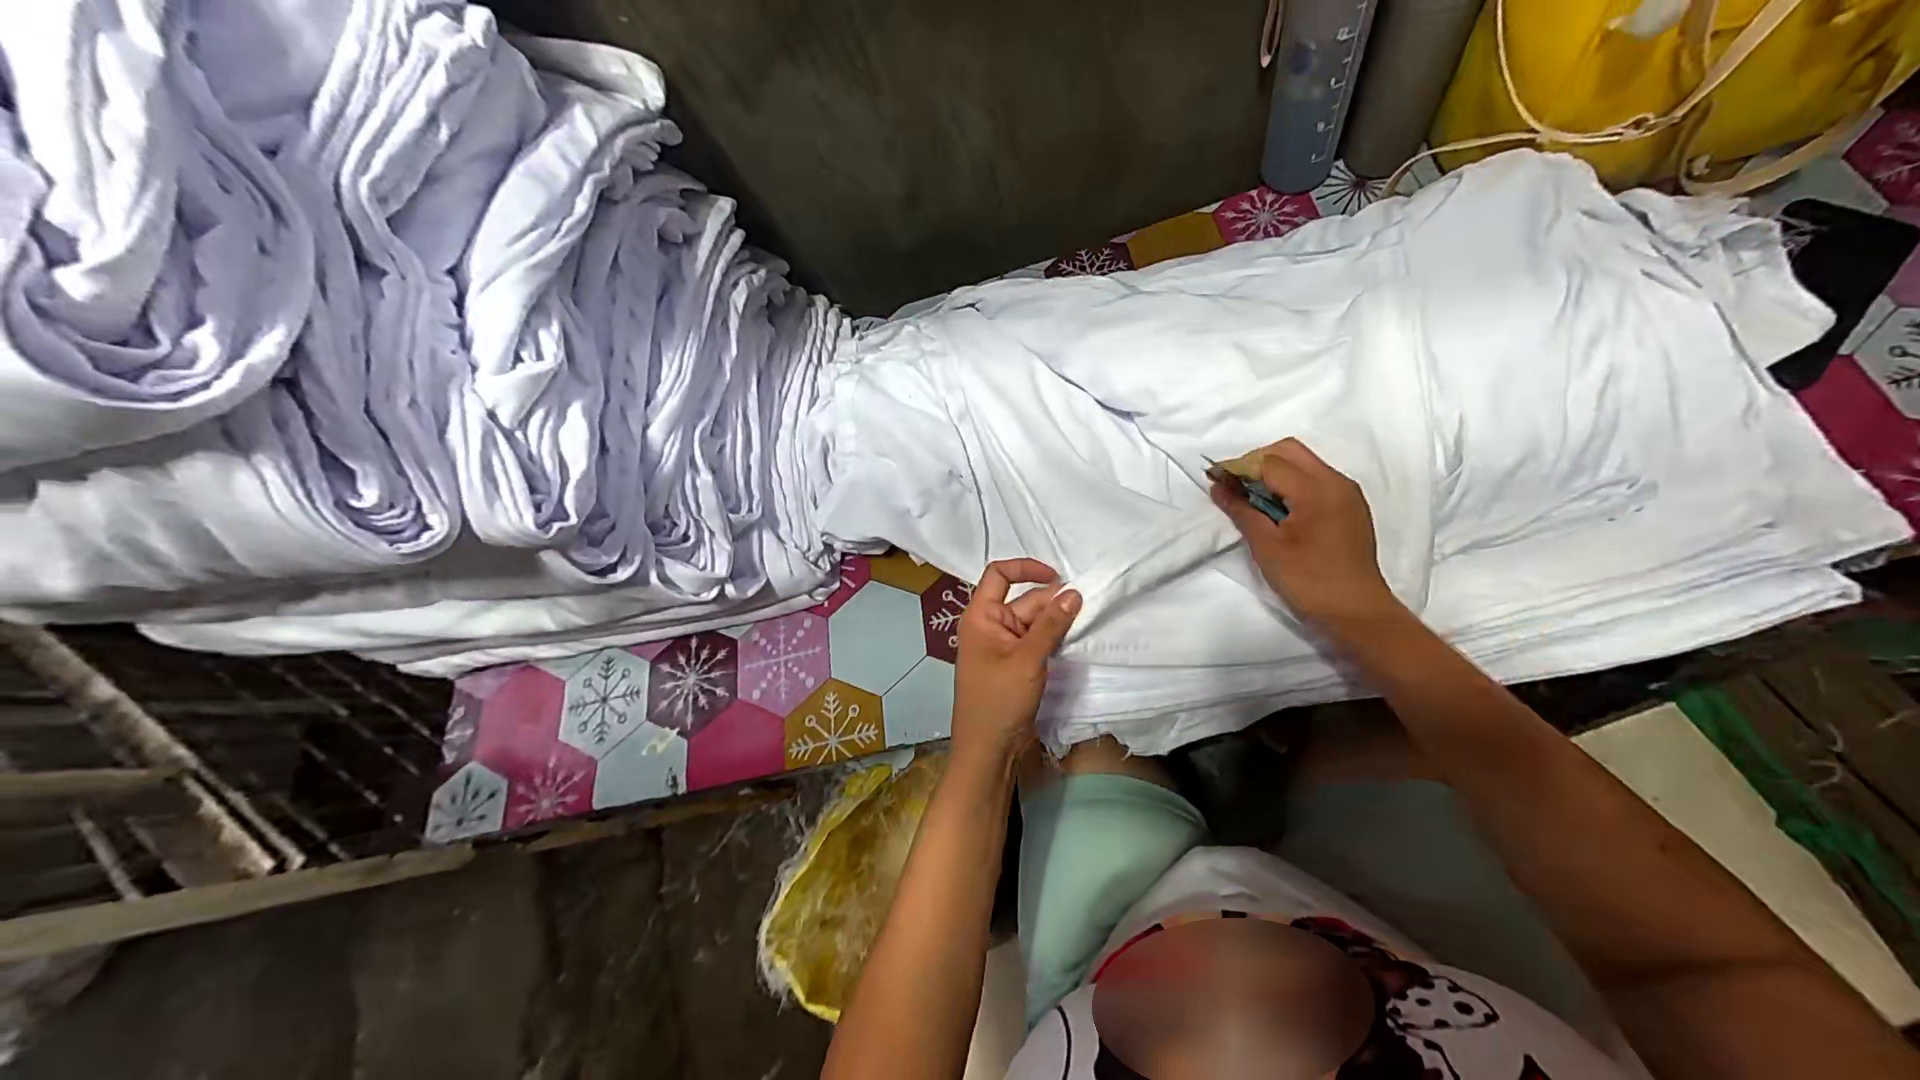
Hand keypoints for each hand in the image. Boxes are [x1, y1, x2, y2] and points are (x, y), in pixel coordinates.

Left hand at [951, 559, 1081, 763]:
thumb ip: (1051, 625)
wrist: (989, 750)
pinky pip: (1037, 642)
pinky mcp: (1017, 665)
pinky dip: (1054, 639)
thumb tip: (1074, 593)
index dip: (1026, 568)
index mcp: (981, 616)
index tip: (1058, 577)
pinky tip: (1076, 640)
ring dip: (1057, 622)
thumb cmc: (998, 701)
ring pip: (1035, 622)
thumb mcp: (1027, 659)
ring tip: (1087, 622)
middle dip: (1053, 601)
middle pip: (1025, 599)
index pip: (999, 575)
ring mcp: (1004, 646)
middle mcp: (990, 626)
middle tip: (1087, 608)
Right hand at [1211, 438, 1403, 632]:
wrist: (1356, 613)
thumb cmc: (1308, 582)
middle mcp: (1336, 482)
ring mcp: (1346, 492)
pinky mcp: (1349, 505)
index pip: (1268, 462)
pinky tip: (1276, 508)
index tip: (1213, 479)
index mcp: (1317, 490)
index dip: (1237, 468)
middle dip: (1255, 462)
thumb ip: (1242, 511)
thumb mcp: (1267, 547)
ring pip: (1303, 462)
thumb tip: (1218, 487)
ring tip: (1251, 499)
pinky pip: (1315, 478)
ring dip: (1273, 471)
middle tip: (1233, 487)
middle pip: (1288, 451)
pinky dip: (1290, 483)